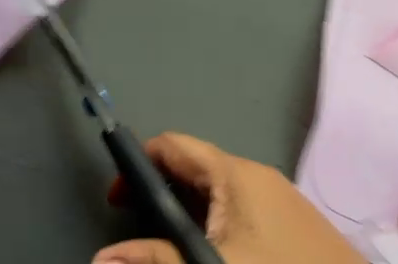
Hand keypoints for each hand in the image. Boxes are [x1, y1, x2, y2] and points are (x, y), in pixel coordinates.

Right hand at [94, 134, 363, 263]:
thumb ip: (155, 259)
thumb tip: (102, 257)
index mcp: (234, 173)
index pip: (171, 144)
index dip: (137, 164)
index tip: (118, 199)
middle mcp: (256, 176)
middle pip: (193, 168)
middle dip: (161, 192)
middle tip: (139, 226)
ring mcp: (280, 200)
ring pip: (218, 193)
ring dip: (189, 213)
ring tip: (173, 246)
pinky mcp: (296, 228)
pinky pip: (243, 212)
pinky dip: (217, 225)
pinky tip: (218, 253)